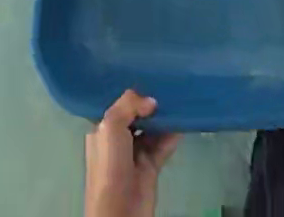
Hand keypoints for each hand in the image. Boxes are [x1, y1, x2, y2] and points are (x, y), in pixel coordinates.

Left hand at [84, 90, 179, 216]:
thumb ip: (129, 104)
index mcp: (102, 131)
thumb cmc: (110, 165)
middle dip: (150, 104)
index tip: (150, 80)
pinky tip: (181, 122)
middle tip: (168, 87)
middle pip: (136, 116)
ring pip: (151, 129)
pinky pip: (163, 145)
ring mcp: (134, 155)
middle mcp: (117, 141)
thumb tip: (152, 102)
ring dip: (163, 118)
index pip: (117, 107)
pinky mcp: (150, 167)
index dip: (132, 95)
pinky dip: (172, 134)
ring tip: (178, 100)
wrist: (120, 212)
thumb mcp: (111, 126)